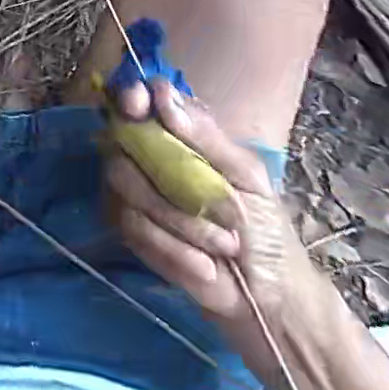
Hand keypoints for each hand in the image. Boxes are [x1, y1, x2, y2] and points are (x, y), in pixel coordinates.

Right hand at [105, 78, 309, 329]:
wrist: (267, 294)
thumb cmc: (264, 226)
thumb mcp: (248, 175)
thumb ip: (205, 135)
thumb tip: (161, 97)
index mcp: (178, 131)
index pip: (139, 97)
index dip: (130, 95)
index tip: (138, 106)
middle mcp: (146, 153)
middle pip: (121, 142)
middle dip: (166, 177)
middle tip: (217, 209)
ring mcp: (132, 190)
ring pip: (125, 185)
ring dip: (179, 220)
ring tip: (222, 244)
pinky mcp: (128, 228)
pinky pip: (132, 226)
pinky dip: (173, 248)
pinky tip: (204, 264)